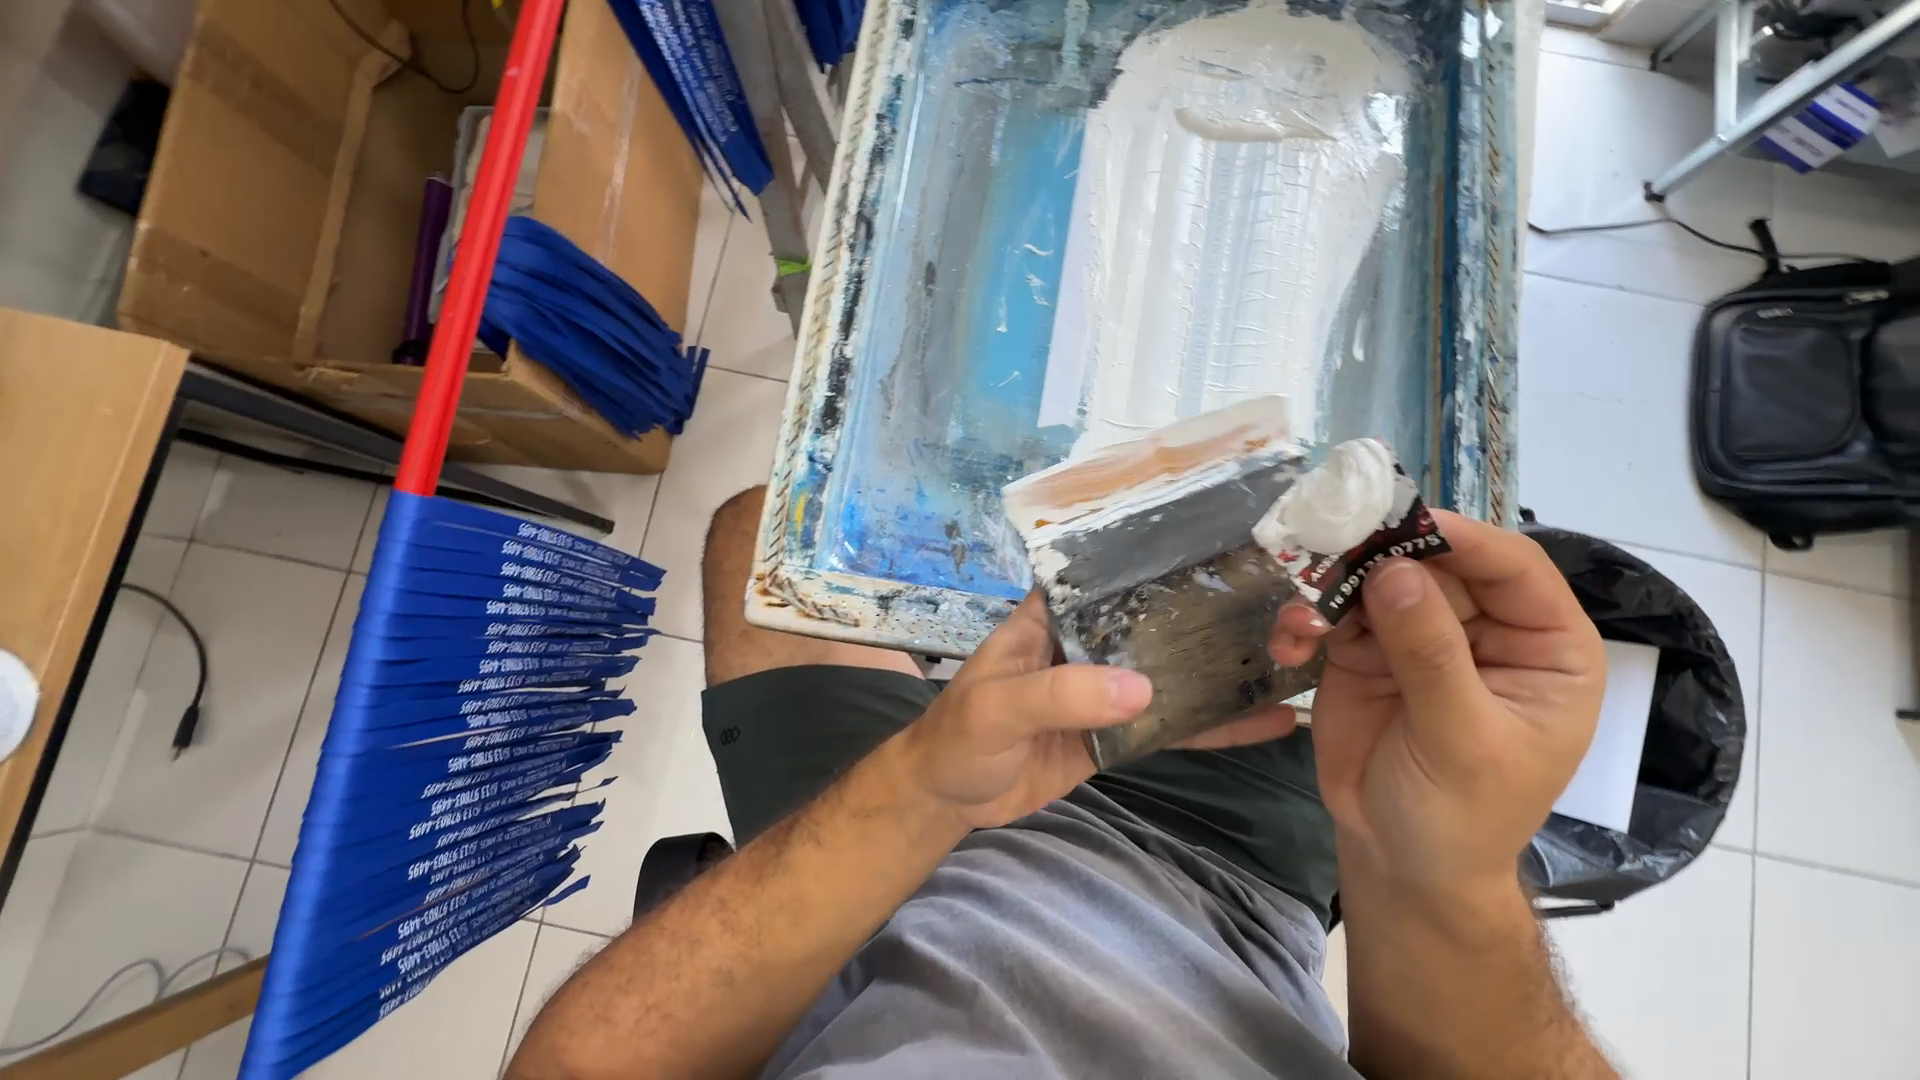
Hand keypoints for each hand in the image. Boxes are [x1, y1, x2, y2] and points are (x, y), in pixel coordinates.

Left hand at [899, 593, 1299, 829]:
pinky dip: (1211, 727)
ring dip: (1219, 671)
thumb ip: (1061, 695)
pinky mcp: (1116, 733)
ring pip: (1169, 673)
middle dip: (1207, 614)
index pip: (1109, 576)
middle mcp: (1086, 644)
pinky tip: (1264, 723)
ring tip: (1289, 660)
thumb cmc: (960, 736)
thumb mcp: (998, 707)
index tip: (1225, 548)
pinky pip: (1169, 726)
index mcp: (1053, 617)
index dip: (1159, 560)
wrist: (950, 797)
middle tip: (1283, 604)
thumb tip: (1142, 689)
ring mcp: (1104, 689)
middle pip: (1152, 622)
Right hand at [1268, 512, 1605, 897]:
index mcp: (1540, 648)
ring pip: (1373, 583)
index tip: (1400, 521)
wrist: (1396, 860)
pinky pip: (1332, 616)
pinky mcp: (1361, 653)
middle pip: (1431, 566)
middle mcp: (1479, 631)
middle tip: (1321, 556)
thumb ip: (1429, 654)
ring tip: (1300, 624)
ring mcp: (1415, 638)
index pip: (1512, 570)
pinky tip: (1289, 649)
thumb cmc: (1460, 813)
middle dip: (1375, 561)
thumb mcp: (1458, 738)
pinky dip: (1304, 624)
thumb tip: (1394, 571)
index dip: (1462, 539)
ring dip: (1328, 593)